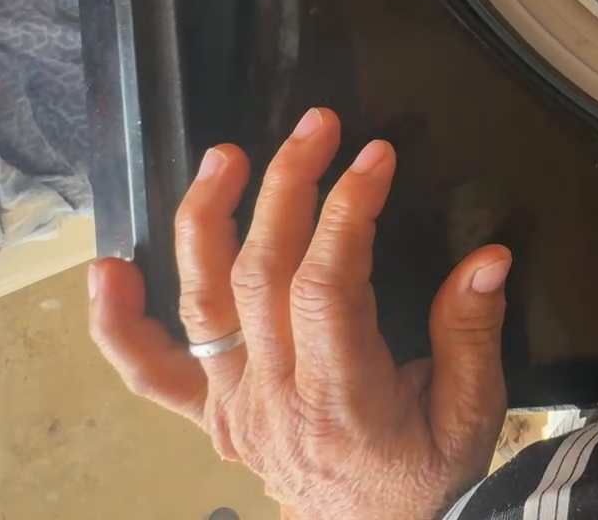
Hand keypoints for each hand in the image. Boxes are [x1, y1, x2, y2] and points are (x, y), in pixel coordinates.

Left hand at [88, 108, 511, 519]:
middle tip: (318, 125)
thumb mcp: (475, 411)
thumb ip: (474, 334)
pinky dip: (119, 322)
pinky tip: (108, 267)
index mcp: (340, 393)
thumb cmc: (428, 470)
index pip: (328, 283)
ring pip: (203, 302)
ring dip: (206, 220)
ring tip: (223, 156)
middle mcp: (271, 394)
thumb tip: (489, 258)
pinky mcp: (212, 414)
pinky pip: (151, 371)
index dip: (348, 210)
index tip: (375, 155)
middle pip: (262, 272)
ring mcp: (231, 405)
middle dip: (288, 186)